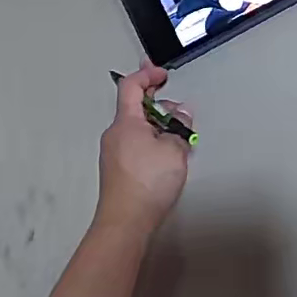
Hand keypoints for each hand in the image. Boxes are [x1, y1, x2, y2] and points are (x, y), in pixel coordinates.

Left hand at [97, 63, 191, 235]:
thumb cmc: (147, 183)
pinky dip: (150, 142)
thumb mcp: (174, 149)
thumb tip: (182, 116)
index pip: (131, 86)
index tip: (162, 75)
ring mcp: (113, 153)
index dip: (147, 75)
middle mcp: (115, 134)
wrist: (126, 222)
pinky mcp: (117, 169)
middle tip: (179, 115)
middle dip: (159, 106)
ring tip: (177, 141)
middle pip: (135, 108)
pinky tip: (166, 158)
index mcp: (125, 122)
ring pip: (136, 128)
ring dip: (157, 126)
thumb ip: (180, 127)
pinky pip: (134, 145)